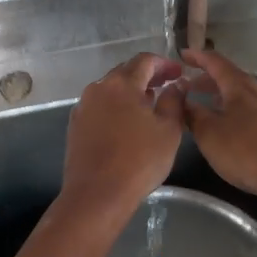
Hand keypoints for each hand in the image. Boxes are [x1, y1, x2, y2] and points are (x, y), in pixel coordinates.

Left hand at [59, 53, 186, 221]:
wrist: (96, 196)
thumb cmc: (139, 161)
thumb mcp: (168, 130)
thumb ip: (175, 100)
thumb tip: (178, 83)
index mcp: (121, 84)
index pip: (145, 61)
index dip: (165, 63)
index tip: (180, 73)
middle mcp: (98, 88)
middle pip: (125, 72)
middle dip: (148, 75)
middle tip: (167, 85)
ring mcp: (83, 107)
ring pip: (111, 89)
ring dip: (131, 91)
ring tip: (150, 104)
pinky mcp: (76, 126)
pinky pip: (100, 106)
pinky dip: (117, 106)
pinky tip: (128, 123)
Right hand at [179, 48, 256, 201]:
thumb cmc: (246, 151)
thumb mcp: (210, 134)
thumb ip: (193, 114)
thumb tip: (182, 98)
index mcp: (239, 86)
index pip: (215, 62)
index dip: (197, 57)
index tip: (182, 54)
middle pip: (230, 76)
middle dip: (207, 78)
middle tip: (188, 85)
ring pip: (241, 93)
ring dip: (220, 94)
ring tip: (204, 103)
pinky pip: (249, 107)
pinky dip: (233, 108)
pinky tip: (228, 124)